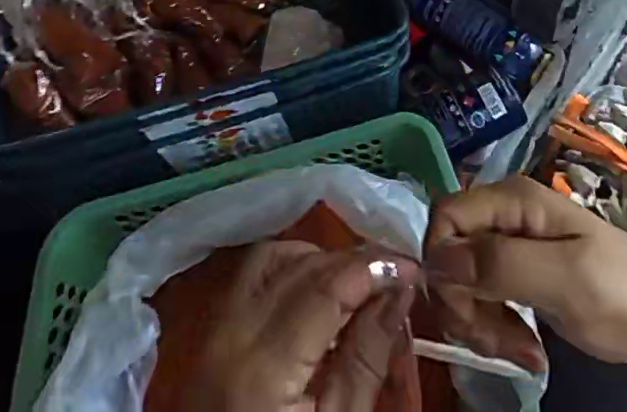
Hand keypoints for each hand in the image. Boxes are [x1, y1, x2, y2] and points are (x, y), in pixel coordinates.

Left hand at [192, 241, 420, 411]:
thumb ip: (366, 359)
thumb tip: (399, 291)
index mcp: (263, 368)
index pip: (325, 286)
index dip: (372, 268)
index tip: (412, 268)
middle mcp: (232, 332)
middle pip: (300, 266)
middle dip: (353, 261)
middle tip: (395, 273)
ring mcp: (216, 326)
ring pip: (274, 257)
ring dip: (321, 258)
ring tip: (359, 280)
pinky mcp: (213, 327)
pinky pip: (254, 273)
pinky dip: (291, 265)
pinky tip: (319, 284)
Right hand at [425, 177, 626, 373]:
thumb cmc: (624, 294)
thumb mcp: (565, 278)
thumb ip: (499, 262)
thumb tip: (436, 257)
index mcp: (514, 199)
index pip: (446, 214)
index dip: (442, 260)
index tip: (465, 307)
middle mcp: (506, 214)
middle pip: (451, 249)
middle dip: (463, 300)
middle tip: (493, 341)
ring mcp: (513, 244)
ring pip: (463, 277)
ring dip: (479, 319)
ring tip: (518, 351)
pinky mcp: (521, 274)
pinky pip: (484, 295)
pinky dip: (495, 325)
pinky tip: (524, 348)